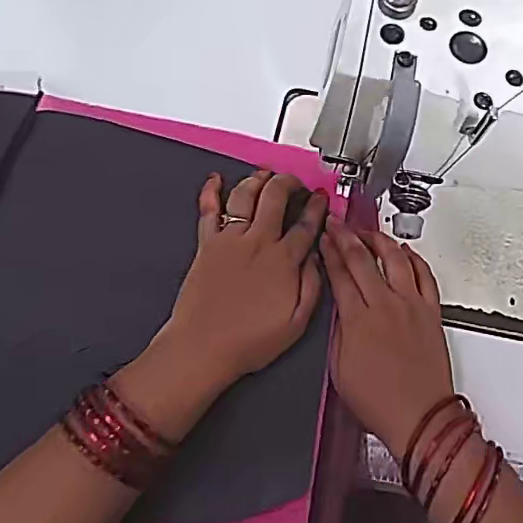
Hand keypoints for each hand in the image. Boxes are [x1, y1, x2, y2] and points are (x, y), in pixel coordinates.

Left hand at [154, 171, 326, 387]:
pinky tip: (215, 180)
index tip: (320, 199)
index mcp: (283, 261)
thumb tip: (318, 260)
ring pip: (245, 194)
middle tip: (295, 183)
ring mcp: (230, 240)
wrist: (202, 346)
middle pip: (276, 196)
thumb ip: (312, 286)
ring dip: (257, 180)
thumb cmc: (246, 341)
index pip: (306, 223)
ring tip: (266, 175)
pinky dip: (211, 191)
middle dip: (289, 182)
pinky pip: (208, 210)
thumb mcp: (296, 322)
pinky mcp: (206, 245)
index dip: (316, 207)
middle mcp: (257, 243)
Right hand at [319, 224, 455, 450]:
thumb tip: (338, 309)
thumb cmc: (379, 401)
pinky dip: (414, 258)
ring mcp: (411, 305)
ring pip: (395, 258)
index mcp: (358, 319)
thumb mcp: (339, 367)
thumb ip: (338, 331)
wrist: (419, 417)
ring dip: (379, 240)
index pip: (339, 272)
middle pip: (362, 258)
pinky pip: (424, 275)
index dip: (329, 251)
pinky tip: (406, 252)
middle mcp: (385, 305)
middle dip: (346, 236)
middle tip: (338, 225)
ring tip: (368, 233)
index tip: (324, 239)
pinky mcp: (431, 312)